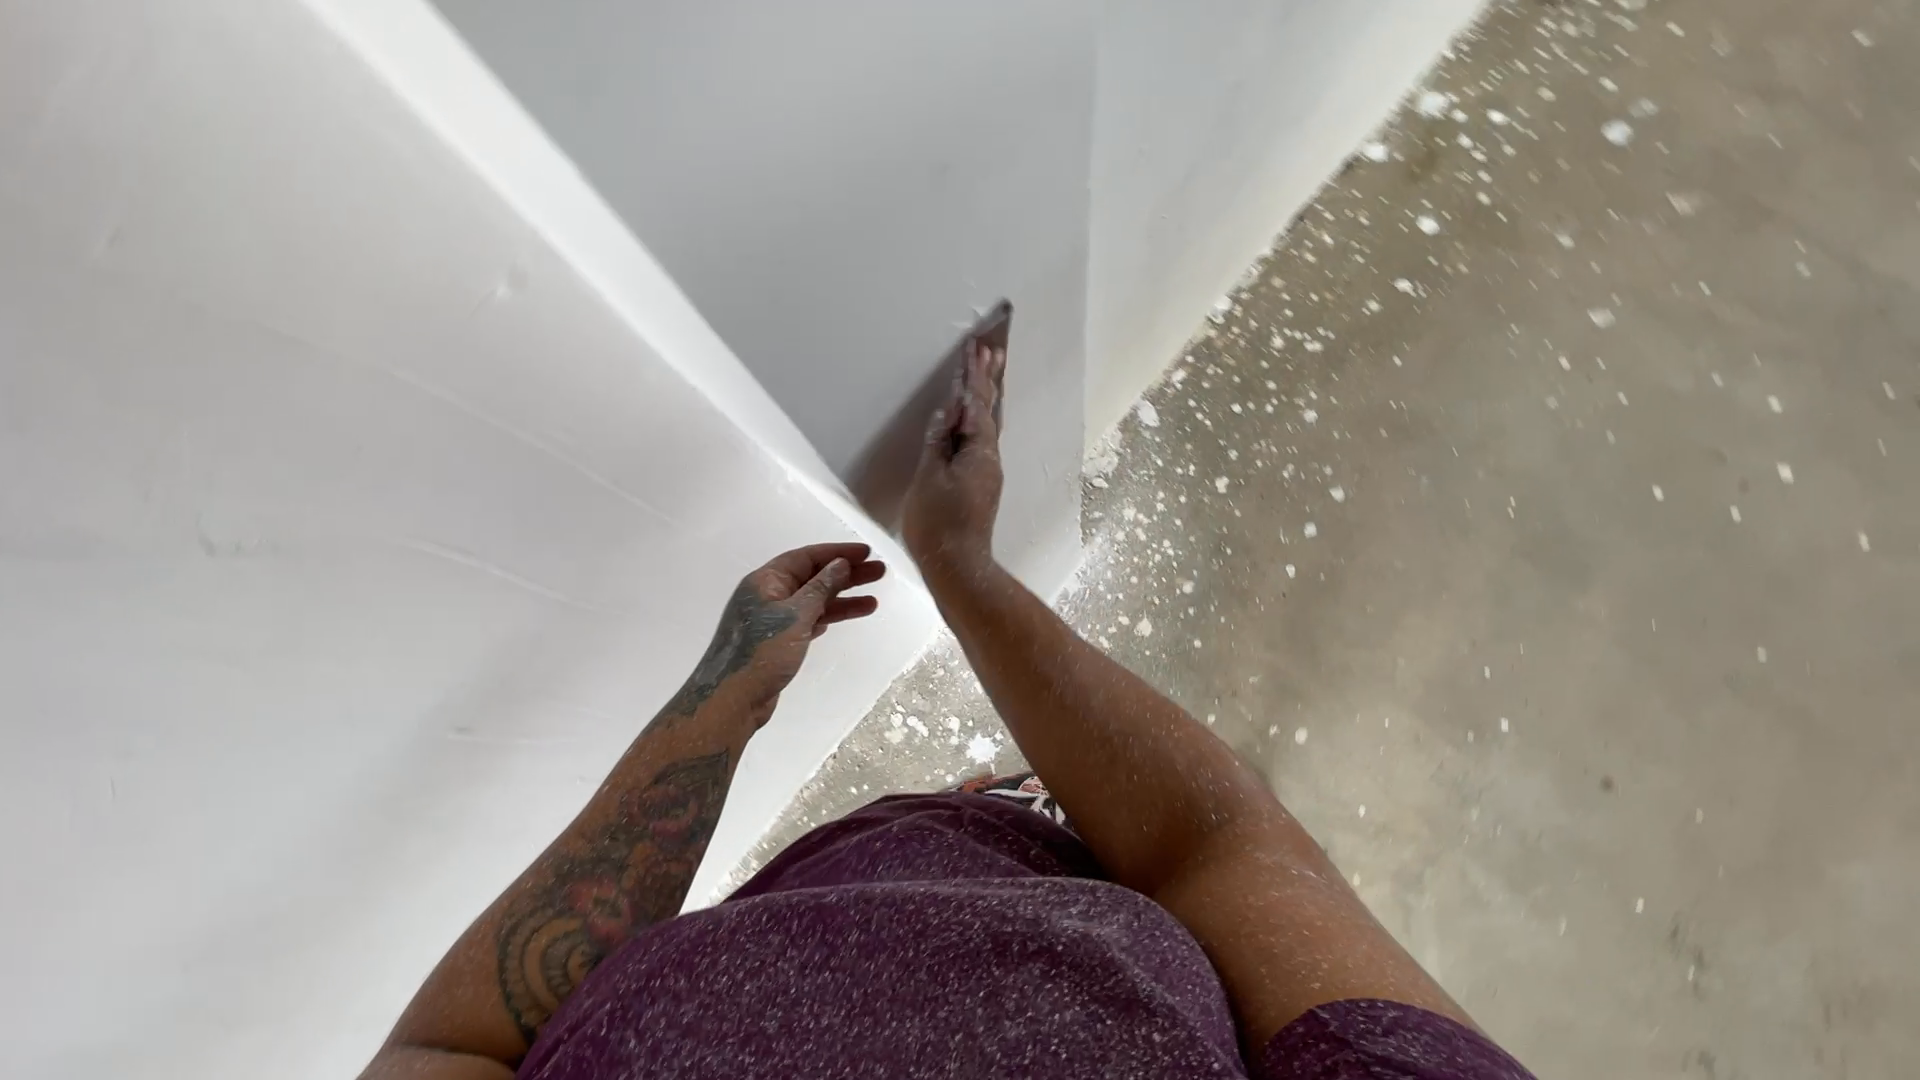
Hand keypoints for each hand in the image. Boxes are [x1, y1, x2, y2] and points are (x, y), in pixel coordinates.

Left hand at [666, 543, 885, 723]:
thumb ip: (820, 588)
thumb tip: (840, 565)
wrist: (733, 700)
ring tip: (874, 602)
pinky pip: (810, 620)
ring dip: (843, 599)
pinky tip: (849, 616)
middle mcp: (769, 595)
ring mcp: (773, 619)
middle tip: (880, 573)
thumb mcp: (795, 616)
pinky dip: (830, 617)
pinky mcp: (779, 641)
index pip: (807, 557)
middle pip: (814, 577)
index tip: (867, 553)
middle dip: (847, 575)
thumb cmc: (762, 652)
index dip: (838, 553)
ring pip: (814, 601)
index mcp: (766, 581)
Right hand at [902, 338, 1005, 582]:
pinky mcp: (981, 486)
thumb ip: (937, 442)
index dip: (973, 376)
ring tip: (988, 374)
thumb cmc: (938, 523)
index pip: (976, 404)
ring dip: (985, 399)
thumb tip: (946, 413)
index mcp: (978, 452)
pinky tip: (974, 421)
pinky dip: (979, 422)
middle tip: (990, 351)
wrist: (957, 565)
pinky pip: (982, 442)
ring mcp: (988, 473)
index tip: (976, 348)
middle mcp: (990, 459)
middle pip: (989, 411)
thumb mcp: (929, 477)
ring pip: (987, 427)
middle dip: (987, 380)